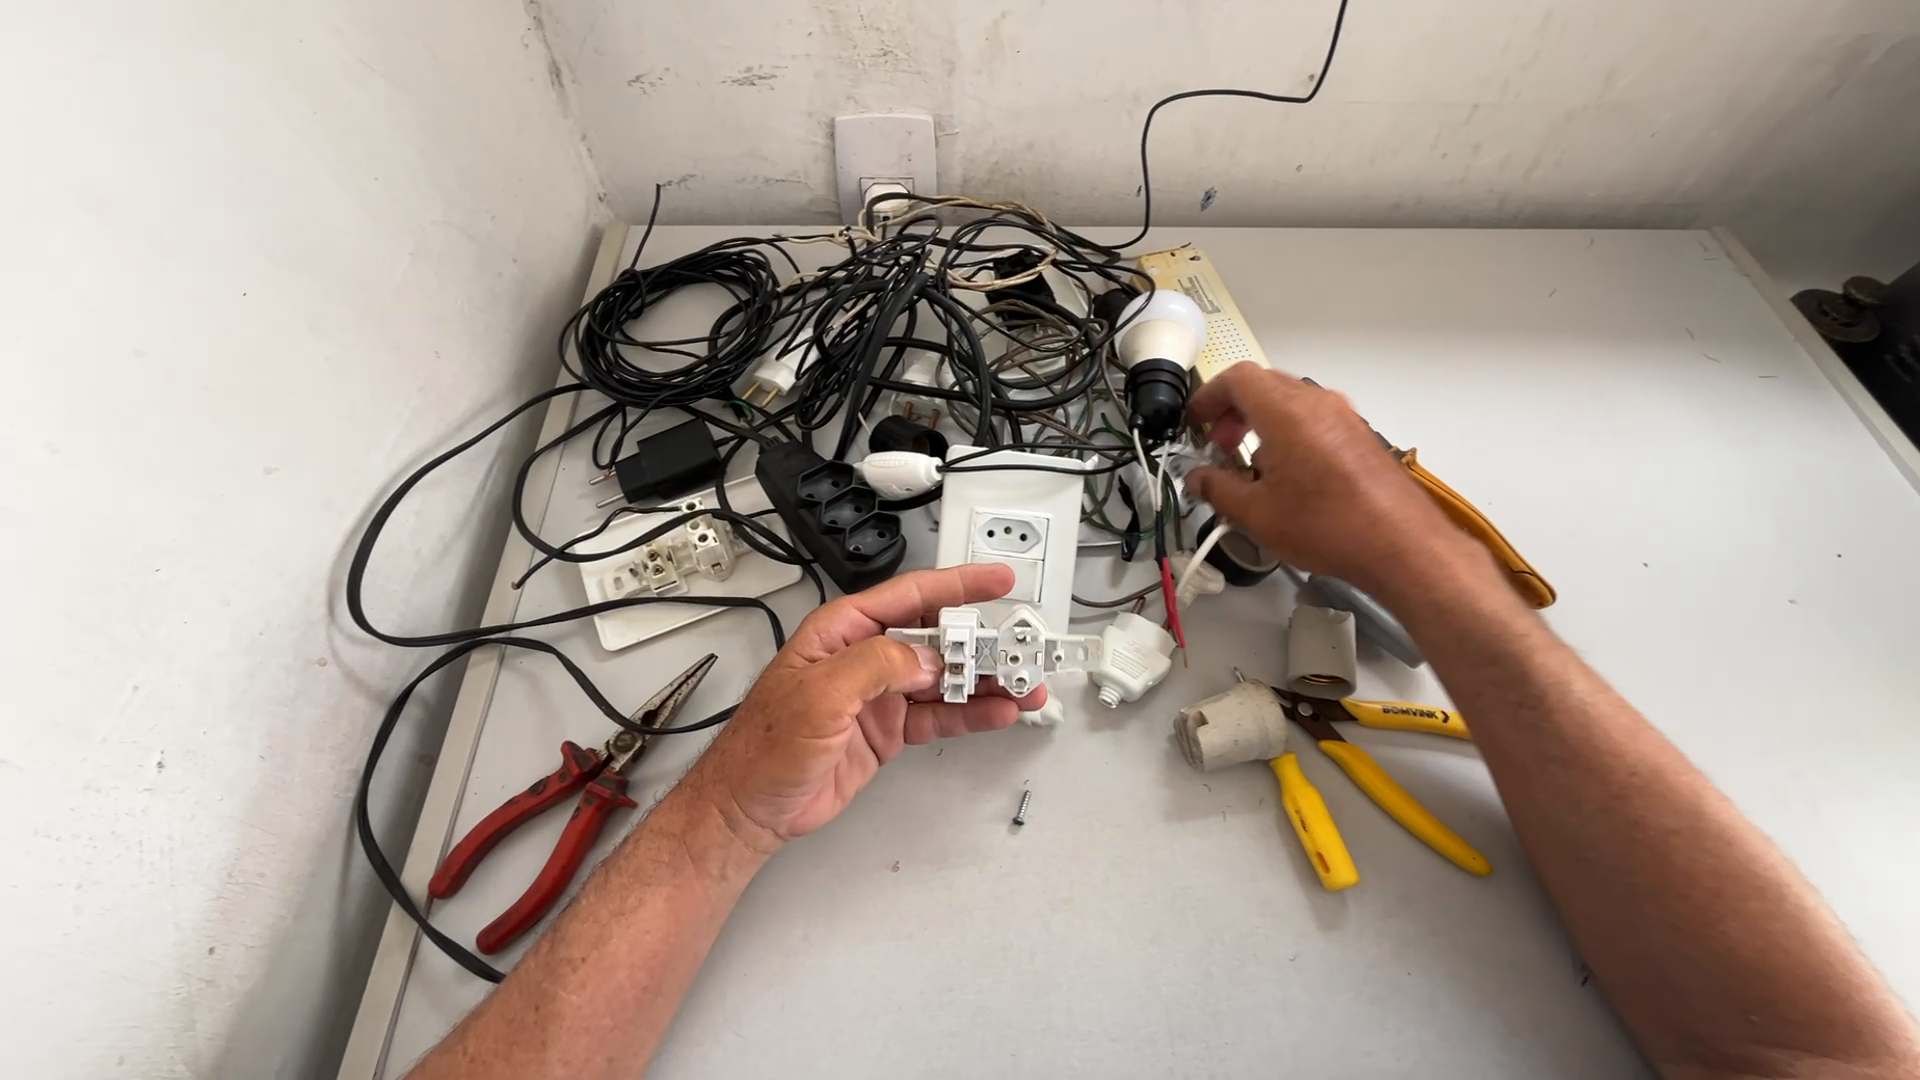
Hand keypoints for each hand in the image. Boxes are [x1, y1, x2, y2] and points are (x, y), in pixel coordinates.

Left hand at [679, 564, 1043, 851]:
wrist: (753, 808)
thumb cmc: (764, 747)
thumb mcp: (819, 694)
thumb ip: (877, 666)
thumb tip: (927, 659)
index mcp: (844, 631)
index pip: (911, 595)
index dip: (958, 585)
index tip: (997, 581)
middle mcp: (867, 656)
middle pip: (937, 636)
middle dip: (982, 641)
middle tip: (1020, 648)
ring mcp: (881, 693)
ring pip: (945, 678)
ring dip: (985, 681)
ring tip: (1023, 686)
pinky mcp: (890, 728)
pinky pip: (939, 714)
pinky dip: (970, 713)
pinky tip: (997, 713)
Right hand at [1184, 364, 1470, 599]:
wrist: (1400, 545)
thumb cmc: (1331, 527)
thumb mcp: (1255, 513)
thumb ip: (1217, 488)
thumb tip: (1199, 480)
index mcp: (1287, 413)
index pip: (1238, 378)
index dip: (1209, 396)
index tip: (1197, 420)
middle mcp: (1318, 405)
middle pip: (1263, 385)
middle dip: (1232, 411)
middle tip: (1218, 445)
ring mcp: (1343, 417)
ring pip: (1289, 401)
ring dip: (1260, 423)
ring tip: (1250, 466)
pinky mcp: (1358, 436)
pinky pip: (1313, 419)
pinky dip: (1287, 433)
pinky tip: (1283, 476)